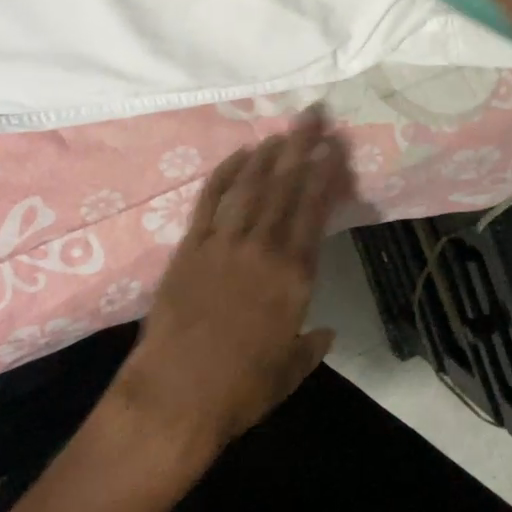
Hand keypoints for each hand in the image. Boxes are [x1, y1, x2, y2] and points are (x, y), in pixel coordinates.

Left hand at [113, 107, 351, 448]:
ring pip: (251, 187)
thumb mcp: (287, 372)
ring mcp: (224, 244)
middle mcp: (263, 250)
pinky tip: (240, 155)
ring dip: (269, 154)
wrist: (176, 395)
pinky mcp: (190, 247)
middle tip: (314, 116)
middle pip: (286, 188)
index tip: (336, 148)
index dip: (326, 176)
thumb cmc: (240, 390)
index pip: (315, 212)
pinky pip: (211, 200)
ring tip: (284, 129)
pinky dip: (226, 174)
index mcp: (294, 278)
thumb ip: (310, 347)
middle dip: (302, 148)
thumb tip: (327, 333)